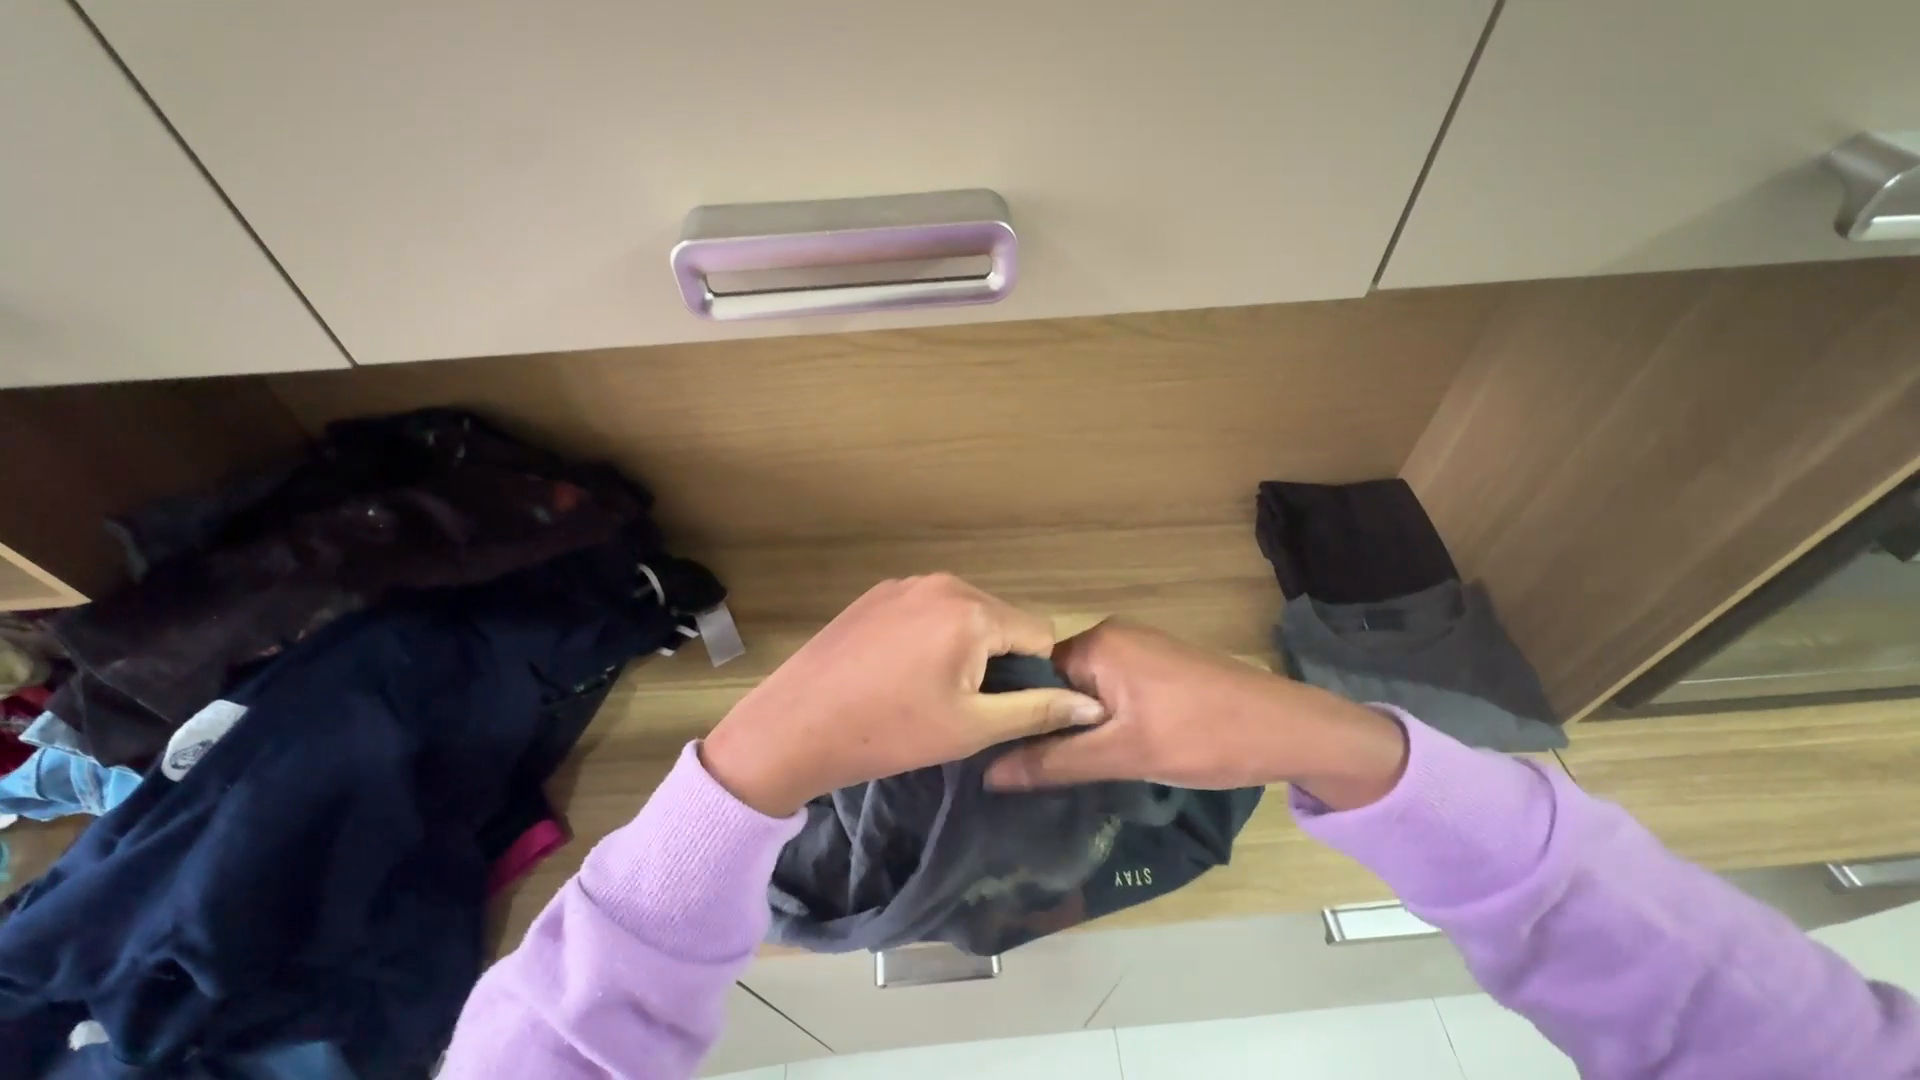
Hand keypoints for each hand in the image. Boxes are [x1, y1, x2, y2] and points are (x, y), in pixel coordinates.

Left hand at [700, 574, 1107, 815]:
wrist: (795, 726)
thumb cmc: (890, 732)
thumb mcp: (973, 727)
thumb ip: (1038, 710)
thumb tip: (1093, 704)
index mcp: (973, 610)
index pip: (1039, 633)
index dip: (1034, 675)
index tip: (1003, 709)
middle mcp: (942, 582)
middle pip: (1000, 619)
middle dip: (997, 659)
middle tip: (963, 706)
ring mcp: (903, 584)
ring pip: (963, 615)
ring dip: (964, 649)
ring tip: (928, 692)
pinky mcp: (875, 595)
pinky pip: (926, 611)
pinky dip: (929, 638)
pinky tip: (899, 674)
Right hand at [982, 620, 1408, 810]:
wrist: (1289, 731)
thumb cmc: (1202, 738)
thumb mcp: (1122, 756)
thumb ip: (1053, 762)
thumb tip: (988, 774)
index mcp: (1096, 644)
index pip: (1030, 677)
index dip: (1017, 717)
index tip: (998, 755)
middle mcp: (1113, 635)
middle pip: (1058, 683)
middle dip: (1048, 725)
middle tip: (1032, 771)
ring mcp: (1141, 648)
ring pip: (1088, 691)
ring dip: (1079, 727)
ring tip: (1067, 766)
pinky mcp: (1162, 666)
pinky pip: (1114, 691)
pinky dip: (1107, 720)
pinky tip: (1110, 751)